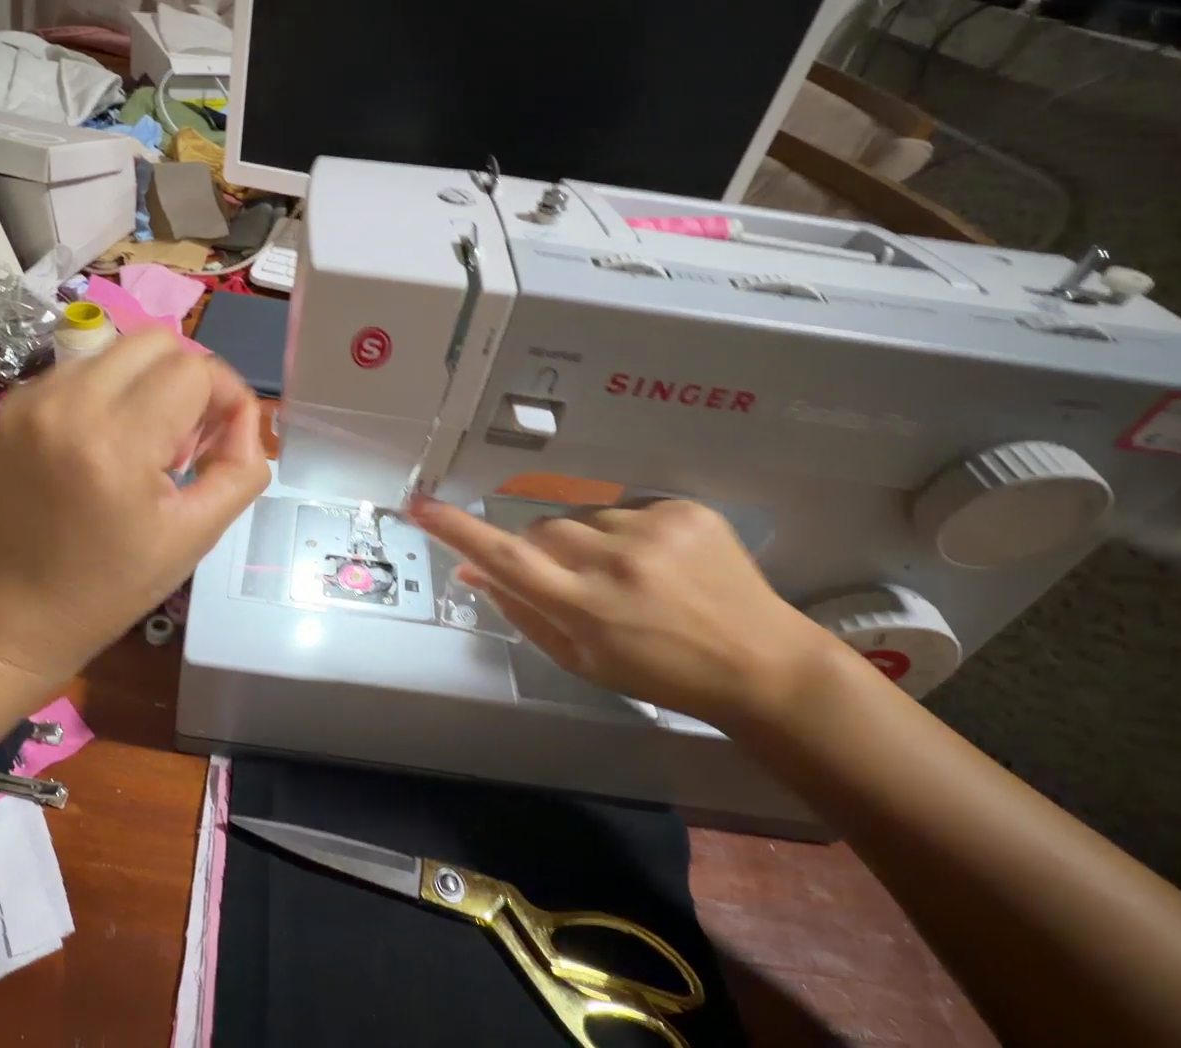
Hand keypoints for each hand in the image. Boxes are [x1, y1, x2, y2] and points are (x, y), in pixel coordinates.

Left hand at [0, 332, 269, 683]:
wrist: (21, 612)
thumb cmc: (116, 583)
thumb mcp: (199, 534)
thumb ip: (241, 467)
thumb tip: (245, 415)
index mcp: (116, 443)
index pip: (194, 369)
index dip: (226, 394)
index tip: (225, 434)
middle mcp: (65, 406)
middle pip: (154, 341)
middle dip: (185, 380)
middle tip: (182, 439)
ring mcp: (25, 403)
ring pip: (113, 352)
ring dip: (142, 386)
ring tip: (138, 447)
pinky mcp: (3, 409)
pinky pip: (73, 373)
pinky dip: (100, 397)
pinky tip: (97, 449)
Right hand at [411, 497, 845, 726]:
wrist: (760, 662)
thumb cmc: (660, 674)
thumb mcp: (582, 660)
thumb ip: (522, 612)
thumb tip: (472, 571)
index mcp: (585, 607)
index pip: (507, 559)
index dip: (458, 532)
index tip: (421, 506)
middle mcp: (614, 561)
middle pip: (542, 531)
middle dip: (544, 552)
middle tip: (577, 584)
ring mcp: (654, 530)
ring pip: (584, 519)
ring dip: (591, 543)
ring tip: (633, 578)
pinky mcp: (686, 509)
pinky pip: (628, 508)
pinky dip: (631, 533)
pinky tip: (663, 564)